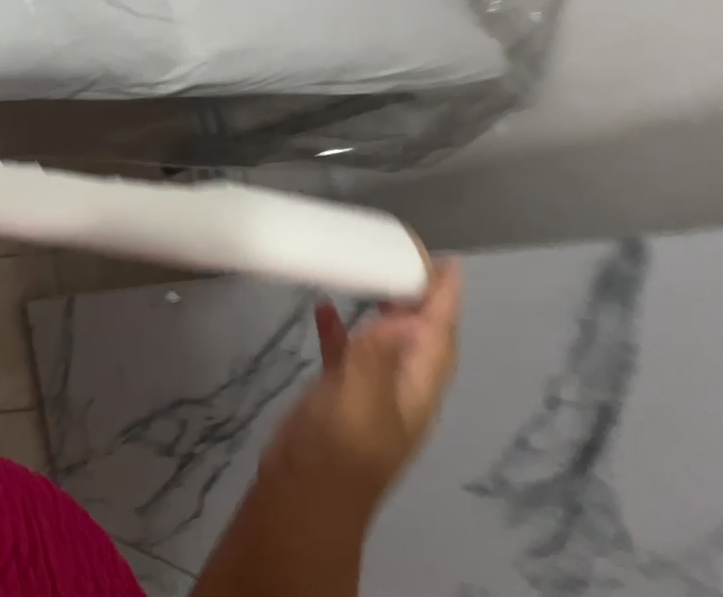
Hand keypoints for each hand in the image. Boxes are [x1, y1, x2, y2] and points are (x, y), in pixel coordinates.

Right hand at [260, 259, 462, 513]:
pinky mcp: (338, 393)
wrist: (304, 492)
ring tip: (369, 271)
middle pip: (419, 334)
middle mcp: (400, 386)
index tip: (444, 262)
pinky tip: (323, 308)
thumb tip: (404, 319)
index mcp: (415, 387)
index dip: (442, 298)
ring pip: (385, 339)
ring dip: (383, 307)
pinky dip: (341, 327)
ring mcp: (369, 390)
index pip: (437, 334)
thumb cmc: (337, 450)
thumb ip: (377, 361)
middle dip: (418, 297)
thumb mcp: (359, 404)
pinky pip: (347, 351)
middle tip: (402, 256)